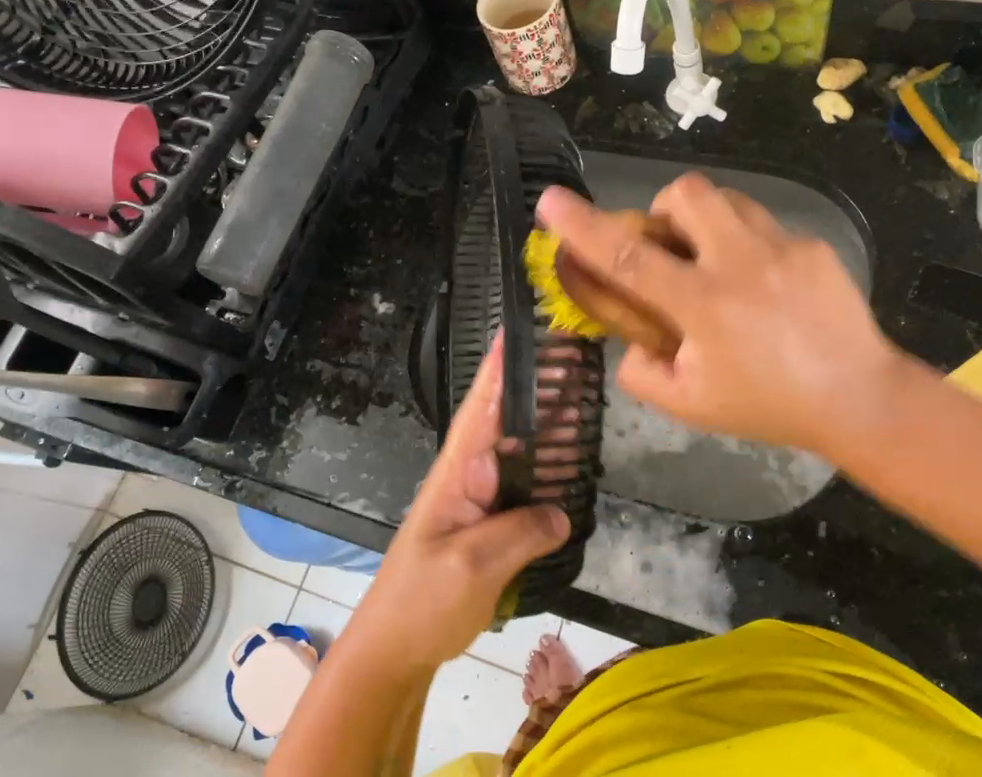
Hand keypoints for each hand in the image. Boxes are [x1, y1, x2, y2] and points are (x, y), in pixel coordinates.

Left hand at [341, 340, 570, 676]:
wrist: (395, 651)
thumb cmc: (422, 602)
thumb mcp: (471, 567)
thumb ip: (519, 534)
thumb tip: (561, 513)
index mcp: (457, 474)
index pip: (481, 408)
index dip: (500, 369)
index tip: (522, 330)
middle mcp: (470, 479)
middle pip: (508, 424)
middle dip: (538, 390)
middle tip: (578, 361)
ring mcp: (480, 505)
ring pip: (520, 456)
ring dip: (549, 429)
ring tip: (586, 401)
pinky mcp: (491, 531)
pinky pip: (525, 493)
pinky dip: (550, 476)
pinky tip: (575, 469)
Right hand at [536, 173, 900, 454]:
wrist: (858, 398)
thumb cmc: (767, 406)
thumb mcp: (690, 406)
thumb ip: (643, 373)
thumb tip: (630, 340)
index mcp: (703, 305)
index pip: (628, 257)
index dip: (583, 227)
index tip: (551, 199)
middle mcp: (740, 263)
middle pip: (686, 193)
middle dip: (664, 208)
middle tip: (670, 245)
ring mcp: (783, 247)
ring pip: (727, 199)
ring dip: (707, 221)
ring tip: (717, 261)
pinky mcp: (813, 245)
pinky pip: (765, 226)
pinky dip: (749, 246)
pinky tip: (766, 286)